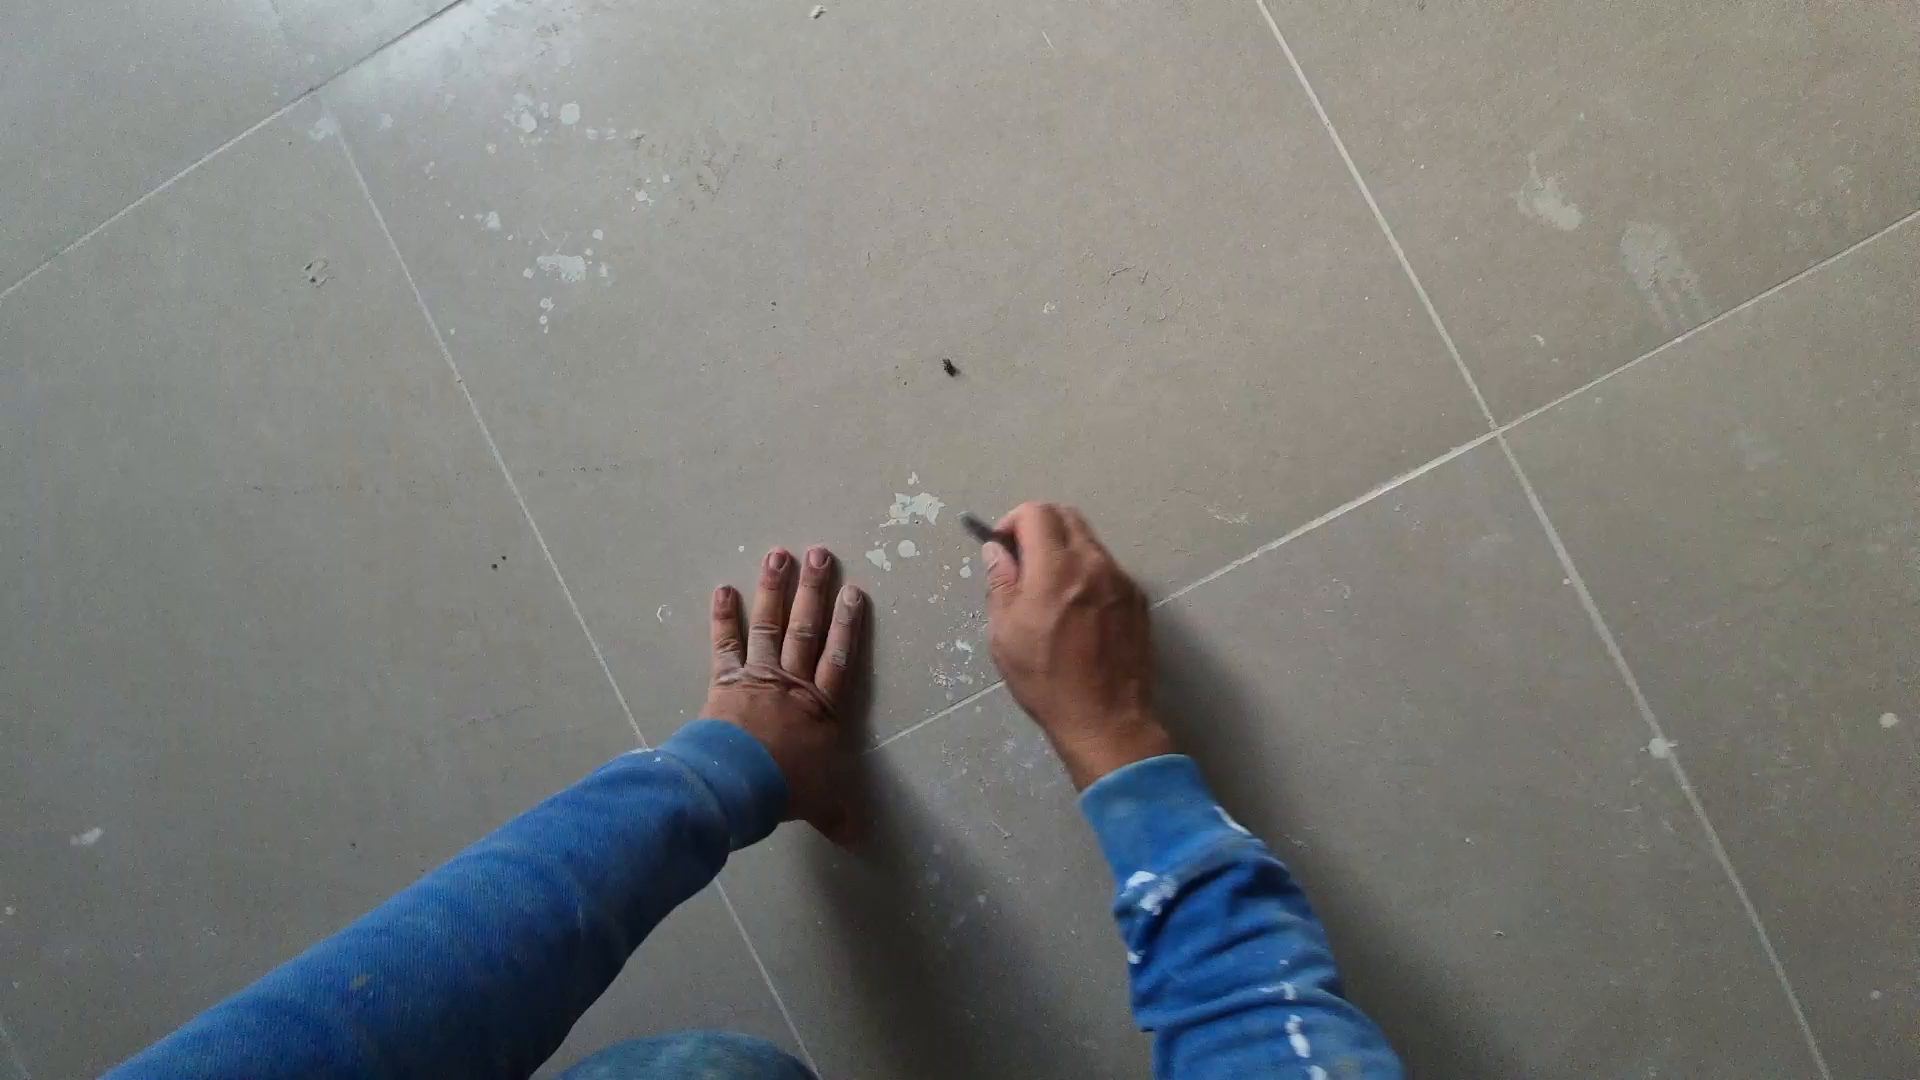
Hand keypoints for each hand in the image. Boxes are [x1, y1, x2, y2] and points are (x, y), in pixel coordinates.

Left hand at [703, 546, 864, 838]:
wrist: (737, 785)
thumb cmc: (784, 788)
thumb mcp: (818, 800)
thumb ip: (834, 811)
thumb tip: (854, 838)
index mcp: (821, 706)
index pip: (840, 656)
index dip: (848, 624)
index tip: (854, 591)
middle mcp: (793, 682)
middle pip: (808, 629)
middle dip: (815, 591)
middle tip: (820, 553)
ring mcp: (759, 676)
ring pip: (771, 626)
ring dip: (775, 589)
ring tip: (778, 554)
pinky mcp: (726, 680)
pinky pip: (726, 645)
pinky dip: (723, 618)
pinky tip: (722, 588)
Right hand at [982, 503, 1172, 788]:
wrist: (1108, 720)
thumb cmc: (1046, 680)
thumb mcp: (1005, 634)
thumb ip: (1001, 582)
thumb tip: (996, 550)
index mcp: (1056, 569)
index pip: (1036, 512)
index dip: (1012, 521)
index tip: (1003, 548)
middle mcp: (1094, 563)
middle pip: (1066, 516)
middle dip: (1039, 526)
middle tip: (1023, 559)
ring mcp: (1121, 580)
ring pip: (1089, 541)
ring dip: (1064, 549)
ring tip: (1050, 588)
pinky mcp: (1138, 598)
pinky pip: (1107, 567)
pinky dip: (1086, 572)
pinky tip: (1078, 609)